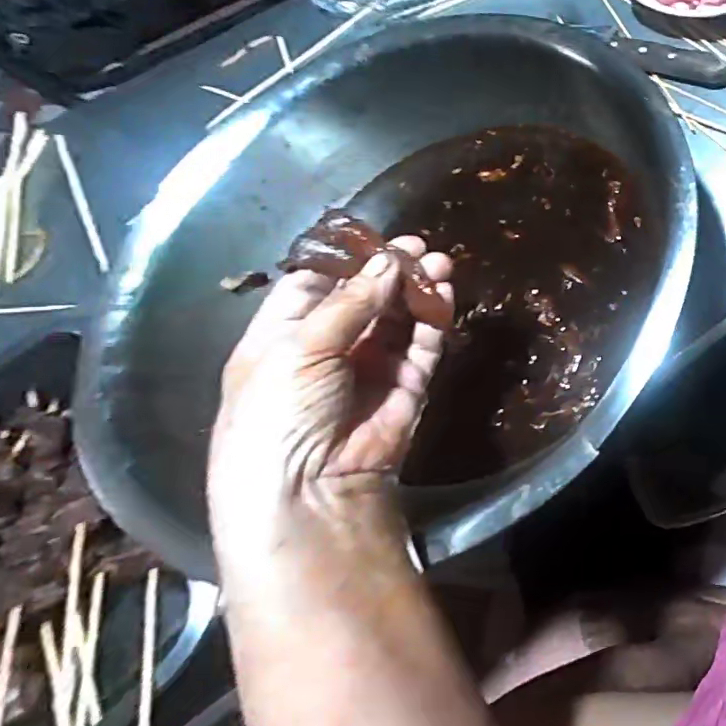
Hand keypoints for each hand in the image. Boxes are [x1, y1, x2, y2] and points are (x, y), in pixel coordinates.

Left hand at [208, 237, 453, 556]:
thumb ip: (352, 303)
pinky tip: (446, 296)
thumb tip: (391, 260)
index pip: (315, 286)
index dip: (348, 261)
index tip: (378, 238)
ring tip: (442, 265)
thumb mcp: (299, 350)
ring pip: (402, 318)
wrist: (310, 487)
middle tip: (421, 248)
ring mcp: (372, 366)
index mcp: (283, 336)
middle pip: (367, 297)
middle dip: (393, 271)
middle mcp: (329, 347)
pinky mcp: (409, 384)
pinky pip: (426, 345)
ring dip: (420, 291)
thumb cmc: (279, 413)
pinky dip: (437, 320)